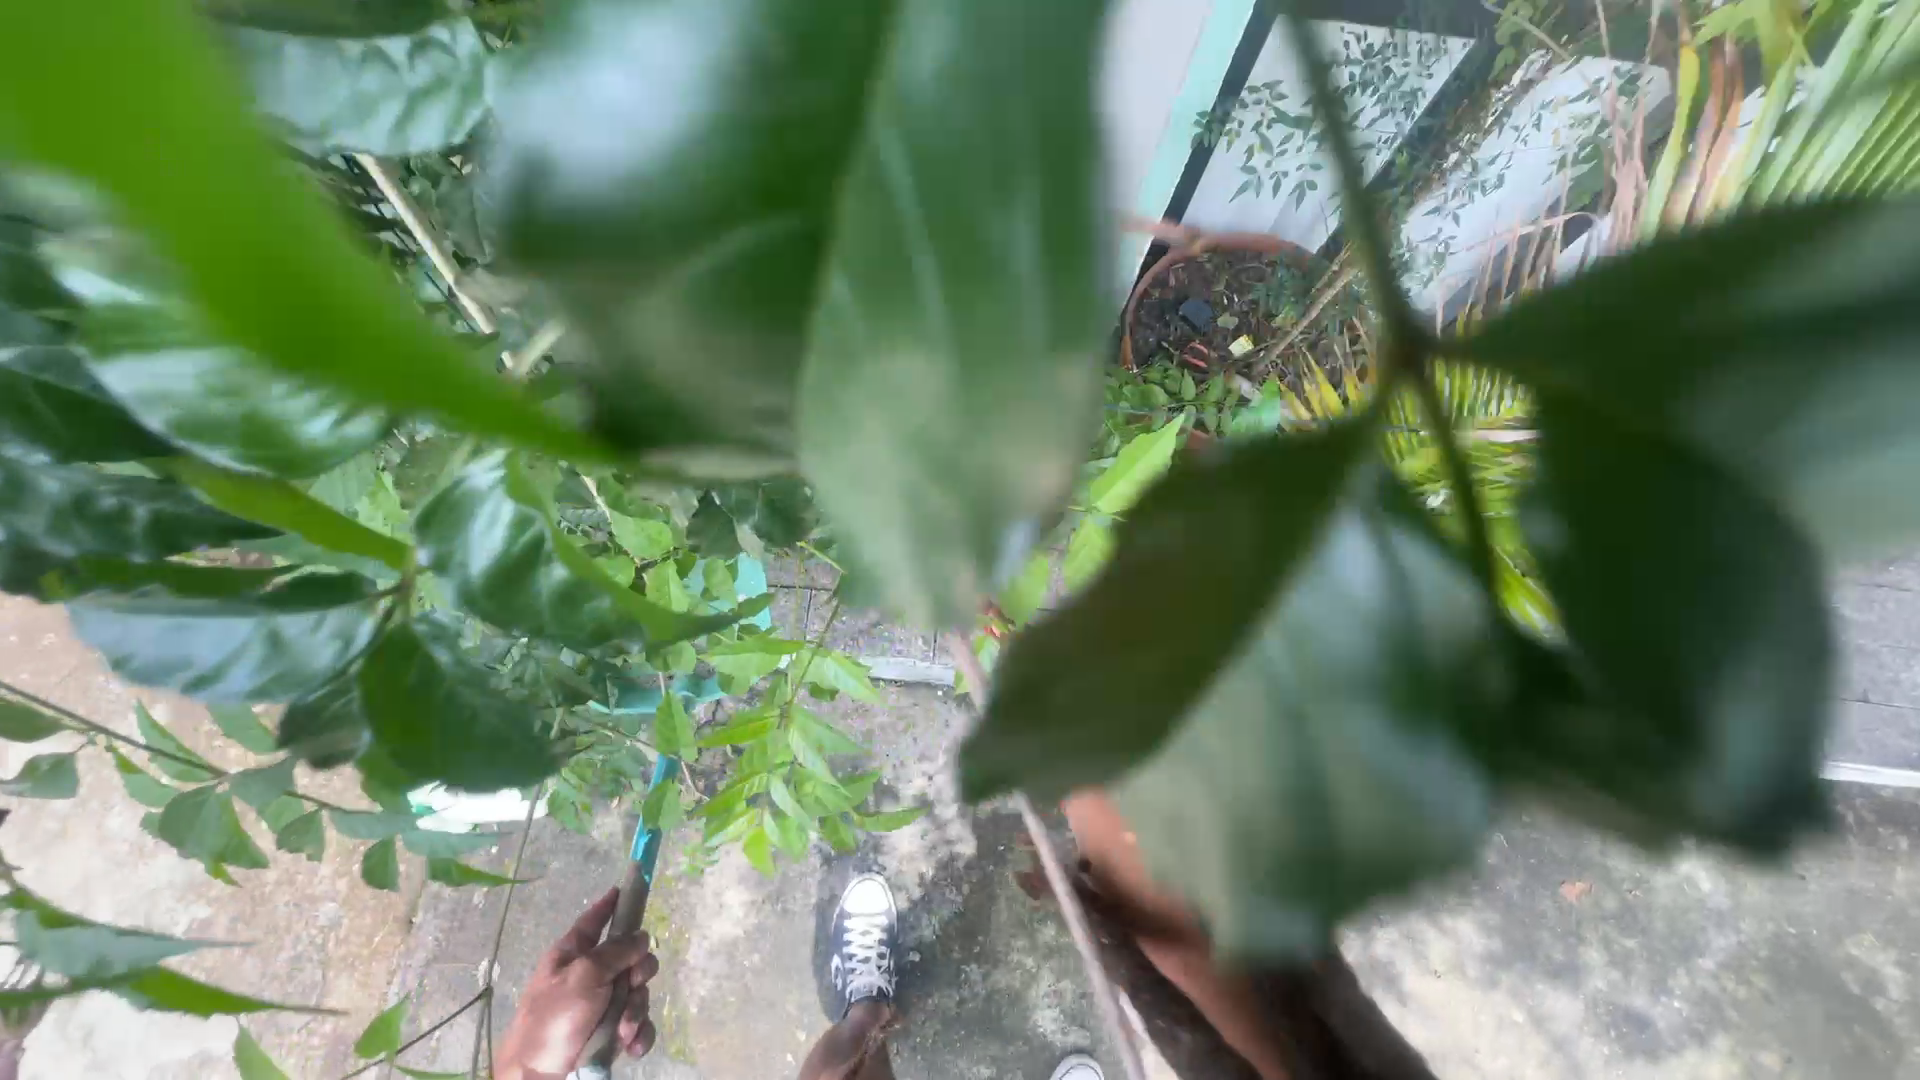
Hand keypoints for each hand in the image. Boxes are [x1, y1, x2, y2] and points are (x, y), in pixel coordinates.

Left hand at [495, 887, 658, 1079]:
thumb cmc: (553, 1021)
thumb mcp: (584, 975)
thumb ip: (617, 950)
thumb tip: (642, 937)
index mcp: (573, 956)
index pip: (594, 920)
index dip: (610, 905)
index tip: (626, 888)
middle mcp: (589, 976)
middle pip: (631, 957)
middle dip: (638, 973)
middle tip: (631, 985)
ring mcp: (601, 1007)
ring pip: (638, 991)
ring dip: (636, 1010)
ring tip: (623, 1029)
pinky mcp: (610, 1035)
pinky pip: (638, 1023)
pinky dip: (638, 1033)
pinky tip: (631, 1045)